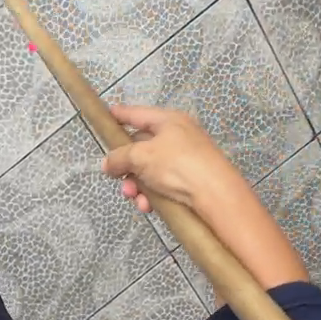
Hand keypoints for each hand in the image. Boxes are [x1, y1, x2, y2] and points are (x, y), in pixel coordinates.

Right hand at [100, 104, 215, 214]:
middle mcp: (177, 137)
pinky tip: (147, 205)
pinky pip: (160, 185)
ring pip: (147, 170)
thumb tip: (107, 164)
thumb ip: (119, 157)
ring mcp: (183, 159)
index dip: (119, 115)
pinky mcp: (187, 181)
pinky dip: (150, 195)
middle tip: (115, 177)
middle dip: (125, 165)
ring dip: (136, 185)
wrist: (215, 194)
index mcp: (168, 121)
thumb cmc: (177, 164)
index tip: (105, 116)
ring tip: (133, 196)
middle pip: (139, 147)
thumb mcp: (140, 155)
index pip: (137, 114)